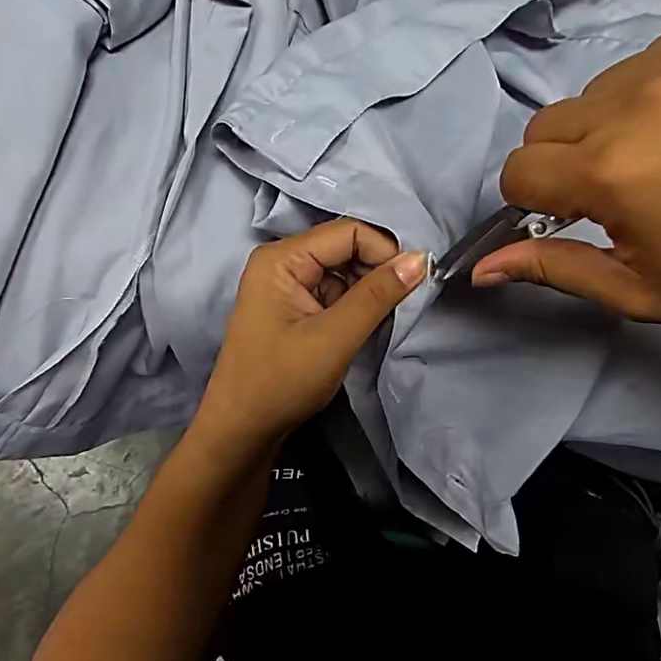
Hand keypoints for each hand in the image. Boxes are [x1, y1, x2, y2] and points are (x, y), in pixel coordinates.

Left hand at [194, 219, 426, 450]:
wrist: (241, 429)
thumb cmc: (281, 382)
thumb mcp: (335, 338)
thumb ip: (377, 295)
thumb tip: (420, 259)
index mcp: (281, 259)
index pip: (347, 232)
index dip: (384, 251)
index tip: (413, 282)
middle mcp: (281, 261)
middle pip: (345, 247)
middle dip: (377, 270)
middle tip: (401, 303)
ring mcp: (285, 284)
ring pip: (342, 270)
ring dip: (367, 290)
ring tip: (381, 319)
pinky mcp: (292, 306)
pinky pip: (333, 290)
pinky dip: (354, 304)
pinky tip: (361, 327)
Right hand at [470, 0, 660, 332]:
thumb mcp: (649, 291)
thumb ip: (555, 269)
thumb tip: (481, 265)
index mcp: (614, 170)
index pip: (519, 168)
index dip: (542, 198)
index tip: (584, 211)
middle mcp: (644, 96)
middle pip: (555, 120)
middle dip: (578, 155)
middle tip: (645, 181)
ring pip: (616, 79)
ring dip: (633, 113)